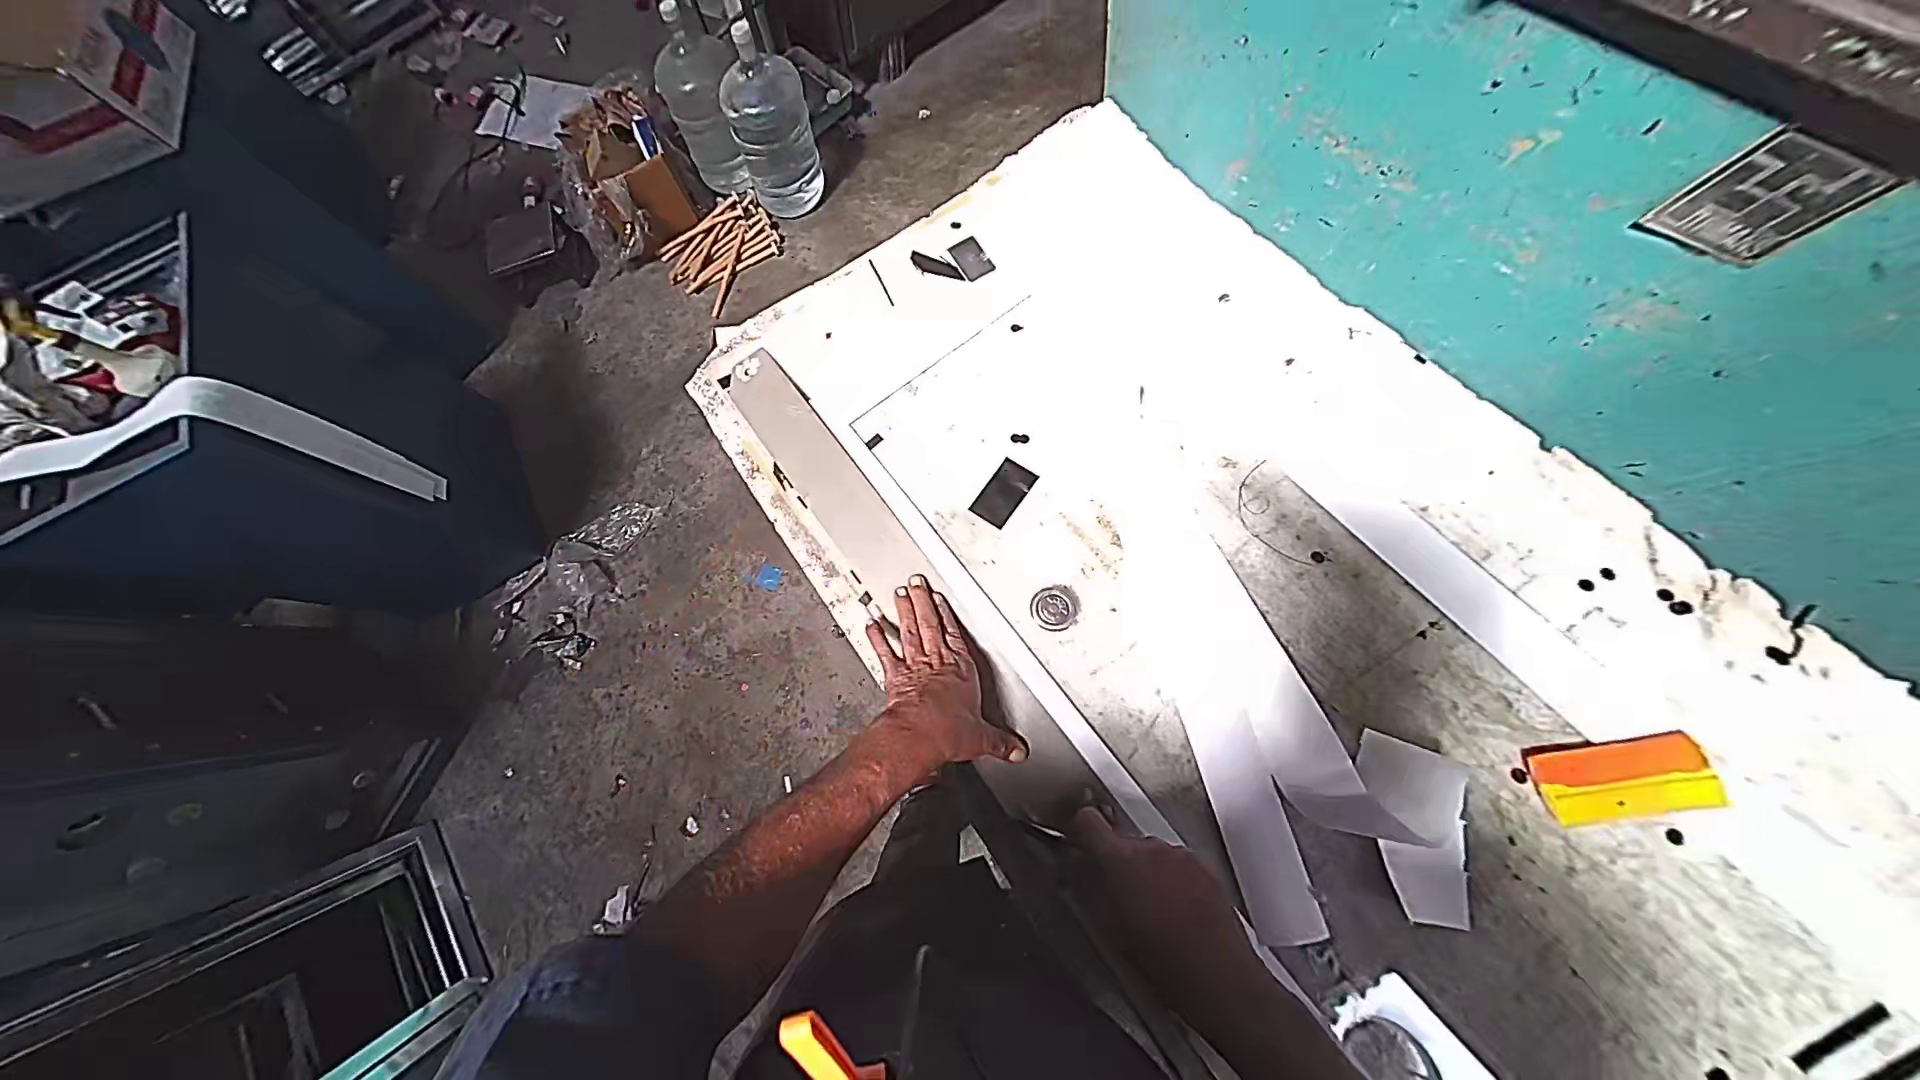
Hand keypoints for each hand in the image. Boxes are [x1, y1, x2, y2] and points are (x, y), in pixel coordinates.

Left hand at [865, 576, 1028, 771]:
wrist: (919, 737)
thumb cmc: (947, 731)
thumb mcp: (981, 738)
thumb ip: (999, 742)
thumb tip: (1016, 750)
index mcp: (960, 670)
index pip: (954, 635)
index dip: (947, 614)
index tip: (941, 599)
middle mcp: (936, 663)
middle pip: (929, 624)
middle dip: (923, 602)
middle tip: (916, 582)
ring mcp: (914, 667)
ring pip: (909, 631)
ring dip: (904, 611)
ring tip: (900, 593)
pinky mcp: (895, 677)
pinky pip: (885, 653)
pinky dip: (877, 637)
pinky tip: (872, 624)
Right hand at [1066, 804, 1263, 1007]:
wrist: (1220, 980)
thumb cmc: (1169, 964)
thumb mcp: (1111, 928)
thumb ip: (1092, 888)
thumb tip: (1083, 874)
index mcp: (1121, 860)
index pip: (1089, 821)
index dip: (1081, 829)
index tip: (1080, 838)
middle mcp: (1152, 849)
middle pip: (1123, 837)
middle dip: (1118, 858)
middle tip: (1117, 890)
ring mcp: (1180, 856)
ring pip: (1151, 851)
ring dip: (1147, 869)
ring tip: (1151, 908)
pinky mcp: (1203, 867)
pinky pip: (1176, 862)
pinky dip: (1171, 877)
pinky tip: (1174, 910)